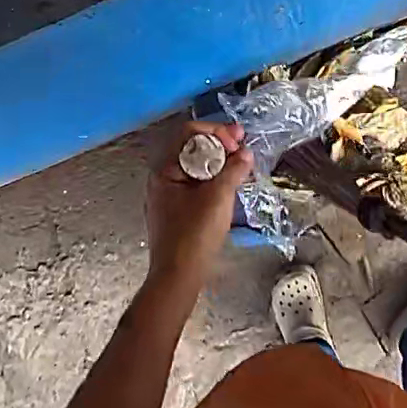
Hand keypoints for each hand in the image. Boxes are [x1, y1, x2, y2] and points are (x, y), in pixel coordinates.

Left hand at [144, 120, 253, 292]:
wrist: (177, 275)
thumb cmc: (194, 235)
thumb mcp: (218, 199)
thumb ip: (232, 171)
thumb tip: (245, 153)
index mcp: (164, 168)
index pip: (188, 133)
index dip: (216, 132)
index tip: (238, 141)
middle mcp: (161, 175)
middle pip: (190, 147)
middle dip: (219, 143)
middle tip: (243, 146)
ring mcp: (167, 192)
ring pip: (194, 165)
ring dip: (218, 160)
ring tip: (241, 162)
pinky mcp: (175, 207)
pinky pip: (194, 181)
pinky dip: (212, 177)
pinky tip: (229, 182)